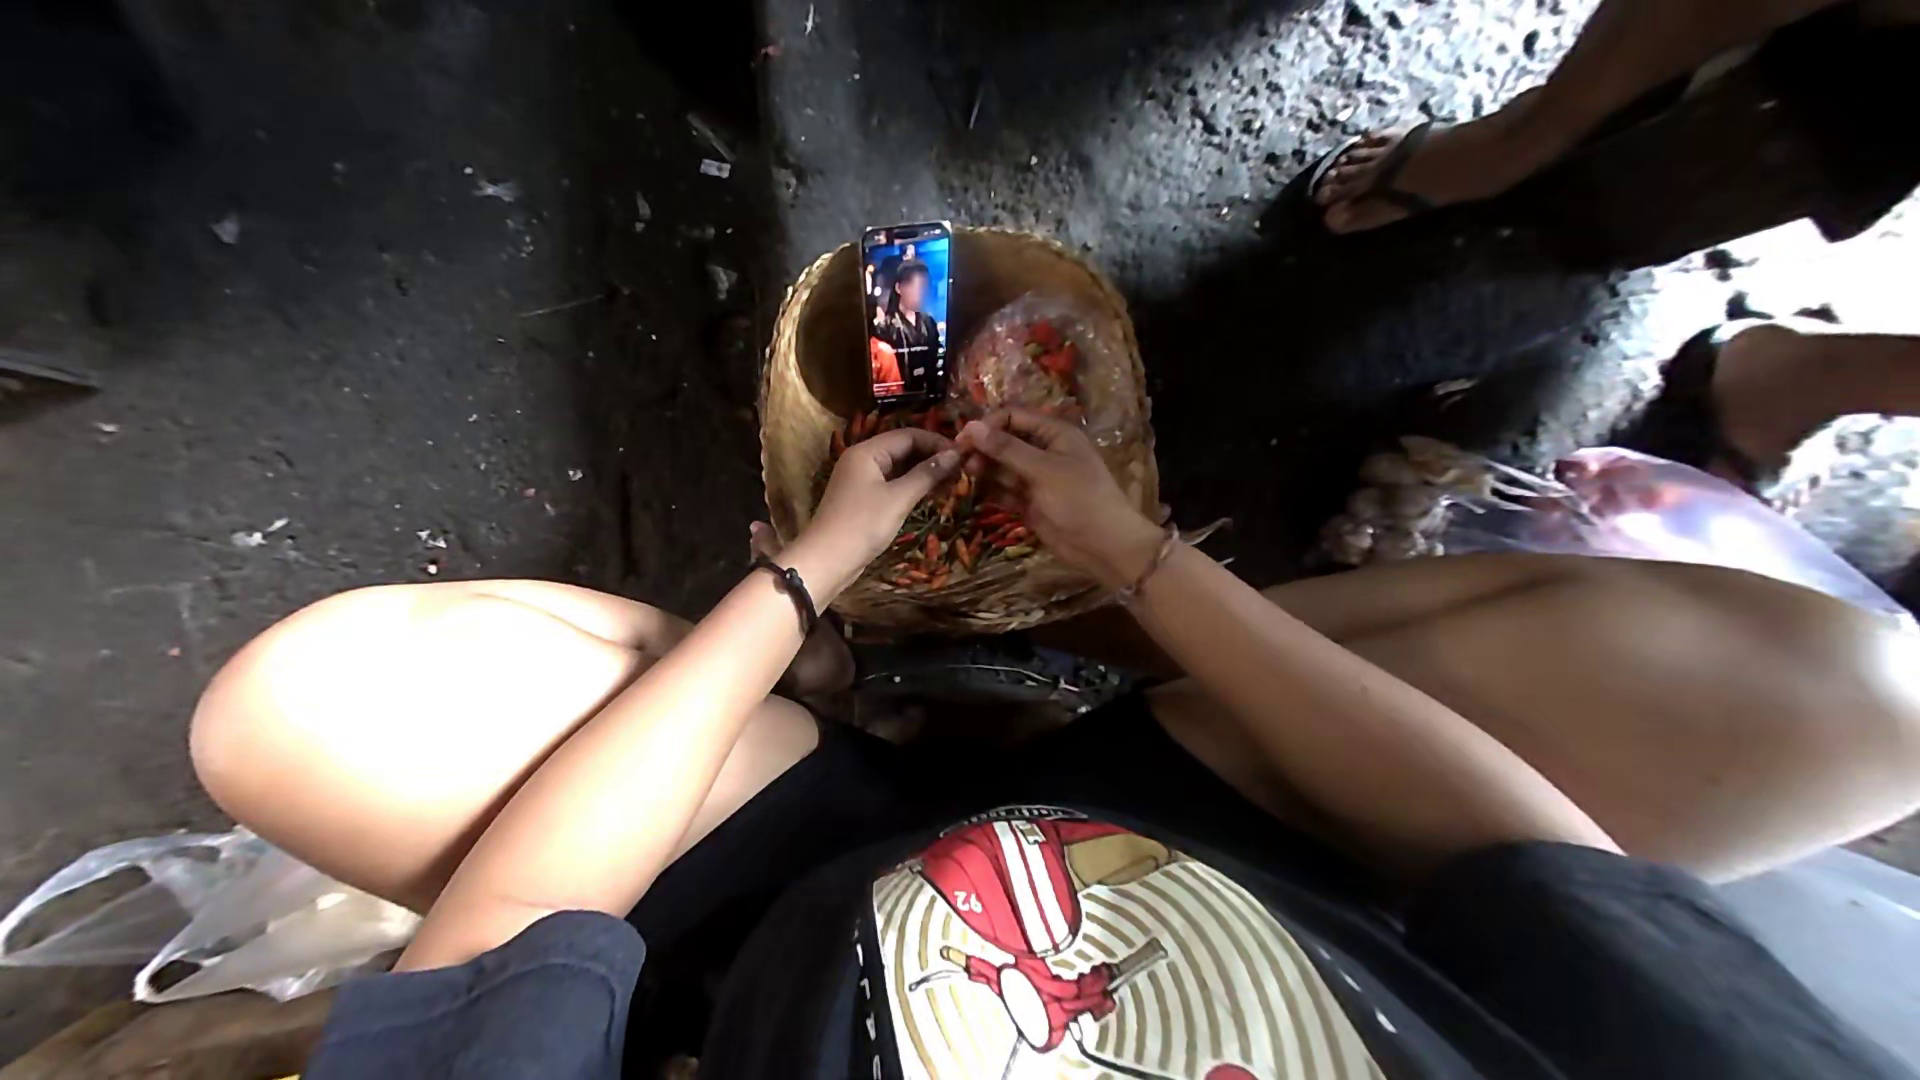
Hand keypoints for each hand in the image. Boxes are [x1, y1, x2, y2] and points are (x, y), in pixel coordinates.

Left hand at [785, 427, 960, 599]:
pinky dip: (912, 486)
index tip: (964, 454)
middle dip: (932, 457)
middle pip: (903, 449)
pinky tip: (932, 494)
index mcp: (867, 451)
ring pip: (899, 468)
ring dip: (924, 472)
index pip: (908, 435)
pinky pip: (893, 484)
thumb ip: (927, 474)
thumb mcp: (899, 498)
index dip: (937, 442)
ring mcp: (862, 480)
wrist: (828, 560)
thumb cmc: (863, 525)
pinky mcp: (864, 499)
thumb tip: (955, 455)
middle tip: (962, 469)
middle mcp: (863, 460)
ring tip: (953, 481)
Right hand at [956, 409, 1164, 589]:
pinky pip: (1005, 490)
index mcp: (1054, 433)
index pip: (1013, 416)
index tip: (962, 440)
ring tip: (964, 476)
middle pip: (1004, 441)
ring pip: (1002, 466)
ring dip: (983, 469)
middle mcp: (1044, 451)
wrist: (1103, 545)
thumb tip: (970, 427)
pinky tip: (973, 493)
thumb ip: (1006, 449)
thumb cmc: (1079, 499)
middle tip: (958, 462)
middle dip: (982, 448)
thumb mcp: (1043, 470)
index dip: (987, 425)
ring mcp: (1036, 478)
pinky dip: (990, 490)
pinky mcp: (1030, 502)